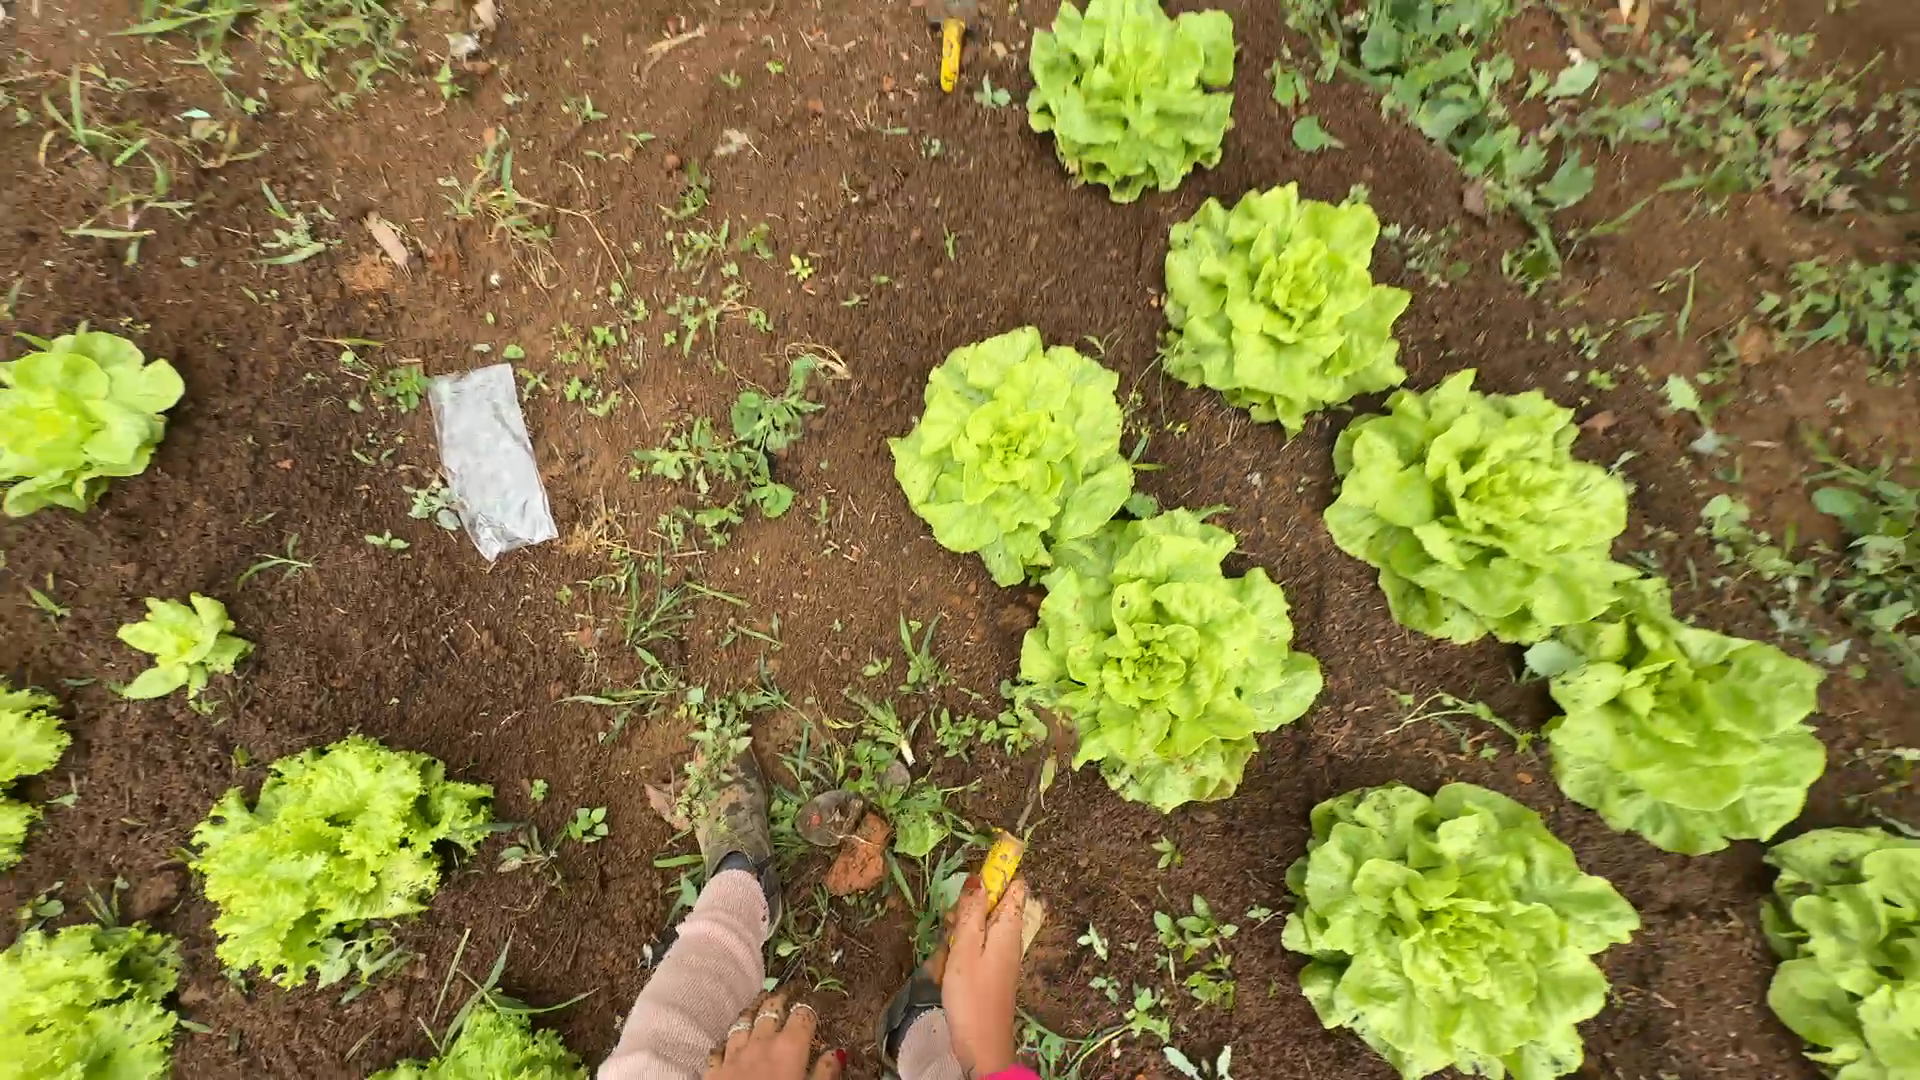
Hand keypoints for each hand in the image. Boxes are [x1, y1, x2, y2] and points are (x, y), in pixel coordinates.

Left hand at [704, 994, 842, 1079]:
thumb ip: (825, 1073)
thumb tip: (837, 1053)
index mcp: (790, 1046)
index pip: (803, 1014)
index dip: (809, 1008)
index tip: (812, 1006)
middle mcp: (762, 1042)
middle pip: (770, 1009)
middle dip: (778, 1001)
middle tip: (784, 995)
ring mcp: (735, 1055)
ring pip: (742, 1022)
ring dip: (751, 1013)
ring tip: (756, 1006)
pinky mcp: (714, 1072)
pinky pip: (719, 1048)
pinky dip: (726, 1043)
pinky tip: (728, 1043)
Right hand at [942, 877, 1027, 1076]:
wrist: (982, 1046)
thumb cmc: (972, 995)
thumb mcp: (966, 946)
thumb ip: (972, 910)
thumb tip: (979, 877)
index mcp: (1009, 926)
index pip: (1015, 885)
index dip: (996, 874)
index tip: (971, 880)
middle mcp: (1011, 936)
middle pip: (995, 904)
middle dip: (970, 905)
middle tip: (951, 923)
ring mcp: (1003, 954)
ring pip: (982, 925)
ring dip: (962, 928)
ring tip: (948, 948)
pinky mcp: (993, 970)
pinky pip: (979, 945)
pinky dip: (963, 947)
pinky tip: (950, 963)